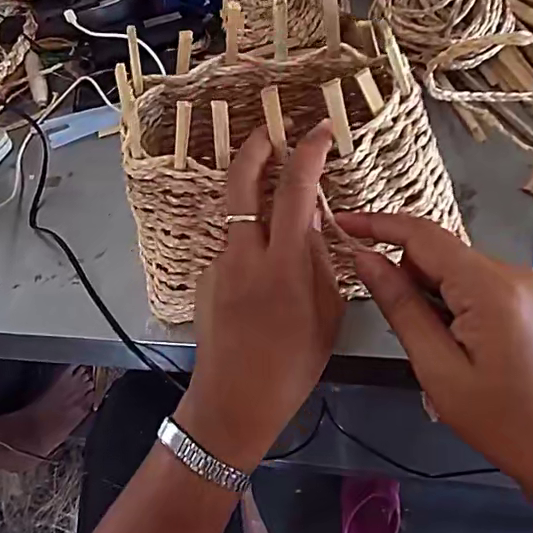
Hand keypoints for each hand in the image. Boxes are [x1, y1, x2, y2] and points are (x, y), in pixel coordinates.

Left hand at [179, 122, 344, 469]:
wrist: (232, 402)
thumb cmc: (292, 367)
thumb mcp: (325, 314)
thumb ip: (318, 260)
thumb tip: (310, 218)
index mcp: (282, 265)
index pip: (294, 190)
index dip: (308, 152)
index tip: (321, 130)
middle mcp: (244, 255)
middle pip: (241, 182)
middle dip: (256, 146)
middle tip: (274, 130)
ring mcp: (218, 264)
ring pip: (236, 212)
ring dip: (255, 191)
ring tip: (280, 196)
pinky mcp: (206, 277)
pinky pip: (234, 243)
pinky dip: (253, 237)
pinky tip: (266, 266)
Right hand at [336, 212, 532, 496]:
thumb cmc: (502, 420)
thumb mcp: (437, 367)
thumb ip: (399, 305)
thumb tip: (365, 259)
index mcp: (488, 285)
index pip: (421, 234)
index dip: (376, 223)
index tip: (341, 222)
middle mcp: (510, 272)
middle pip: (437, 251)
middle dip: (404, 276)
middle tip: (395, 325)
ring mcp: (522, 284)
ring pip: (452, 269)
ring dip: (428, 295)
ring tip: (436, 349)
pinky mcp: (525, 298)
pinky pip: (472, 283)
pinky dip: (449, 302)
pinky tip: (454, 344)